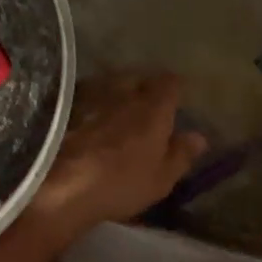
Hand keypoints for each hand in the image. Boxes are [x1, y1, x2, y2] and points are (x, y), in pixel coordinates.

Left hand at [29, 72, 206, 234]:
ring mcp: (95, 88)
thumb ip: (181, 154)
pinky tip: (90, 118)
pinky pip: (91, 91)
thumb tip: (199, 136)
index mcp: (153, 105)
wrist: (61, 178)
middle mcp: (125, 87)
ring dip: (119, 94)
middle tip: (147, 113)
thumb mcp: (160, 179)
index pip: (171, 82)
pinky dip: (96, 101)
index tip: (176, 103)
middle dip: (146, 90)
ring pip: (114, 82)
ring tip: (117, 115)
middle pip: (141, 78)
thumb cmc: (119, 182)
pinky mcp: (70, 96)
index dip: (175, 90)